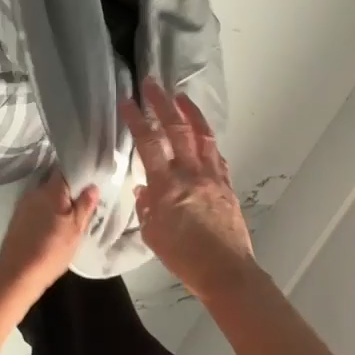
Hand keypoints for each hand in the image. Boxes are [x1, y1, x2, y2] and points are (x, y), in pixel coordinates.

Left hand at [0, 171, 99, 295]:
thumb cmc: (51, 251)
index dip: (79, 172)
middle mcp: (34, 192)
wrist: (17, 276)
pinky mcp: (17, 220)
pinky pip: (36, 208)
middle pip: (54, 183)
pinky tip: (53, 227)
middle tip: (84, 203)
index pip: (65, 169)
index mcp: (50, 191)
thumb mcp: (75, 229)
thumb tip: (92, 186)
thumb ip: (84, 205)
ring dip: (57, 203)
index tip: (91, 180)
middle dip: (68, 190)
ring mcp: (22, 206)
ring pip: (45, 197)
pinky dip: (46, 213)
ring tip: (70, 217)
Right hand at [120, 80, 256, 293]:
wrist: (225, 271)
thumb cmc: (183, 257)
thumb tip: (144, 188)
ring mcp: (212, 177)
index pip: (149, 143)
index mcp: (167, 186)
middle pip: (177, 129)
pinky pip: (215, 155)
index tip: (128, 101)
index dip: (137, 119)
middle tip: (153, 84)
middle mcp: (191, 174)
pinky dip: (206, 139)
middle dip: (163, 104)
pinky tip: (202, 135)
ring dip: (190, 113)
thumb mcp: (152, 233)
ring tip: (181, 97)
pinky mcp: (226, 185)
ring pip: (202, 136)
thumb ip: (146, 206)